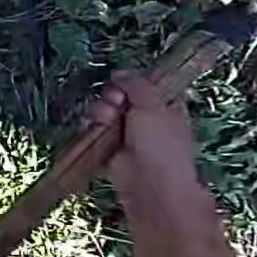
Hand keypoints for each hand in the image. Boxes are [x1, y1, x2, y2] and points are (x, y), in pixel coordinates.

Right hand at [81, 71, 204, 212]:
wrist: (150, 183)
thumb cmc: (160, 142)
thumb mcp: (153, 105)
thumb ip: (136, 84)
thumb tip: (120, 72)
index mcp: (165, 106)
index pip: (144, 86)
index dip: (132, 83)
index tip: (125, 84)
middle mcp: (145, 118)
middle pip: (120, 96)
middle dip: (112, 97)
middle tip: (115, 103)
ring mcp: (126, 134)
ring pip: (104, 111)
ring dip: (100, 112)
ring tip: (106, 120)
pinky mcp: (108, 147)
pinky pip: (94, 130)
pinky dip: (90, 127)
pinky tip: (92, 128)